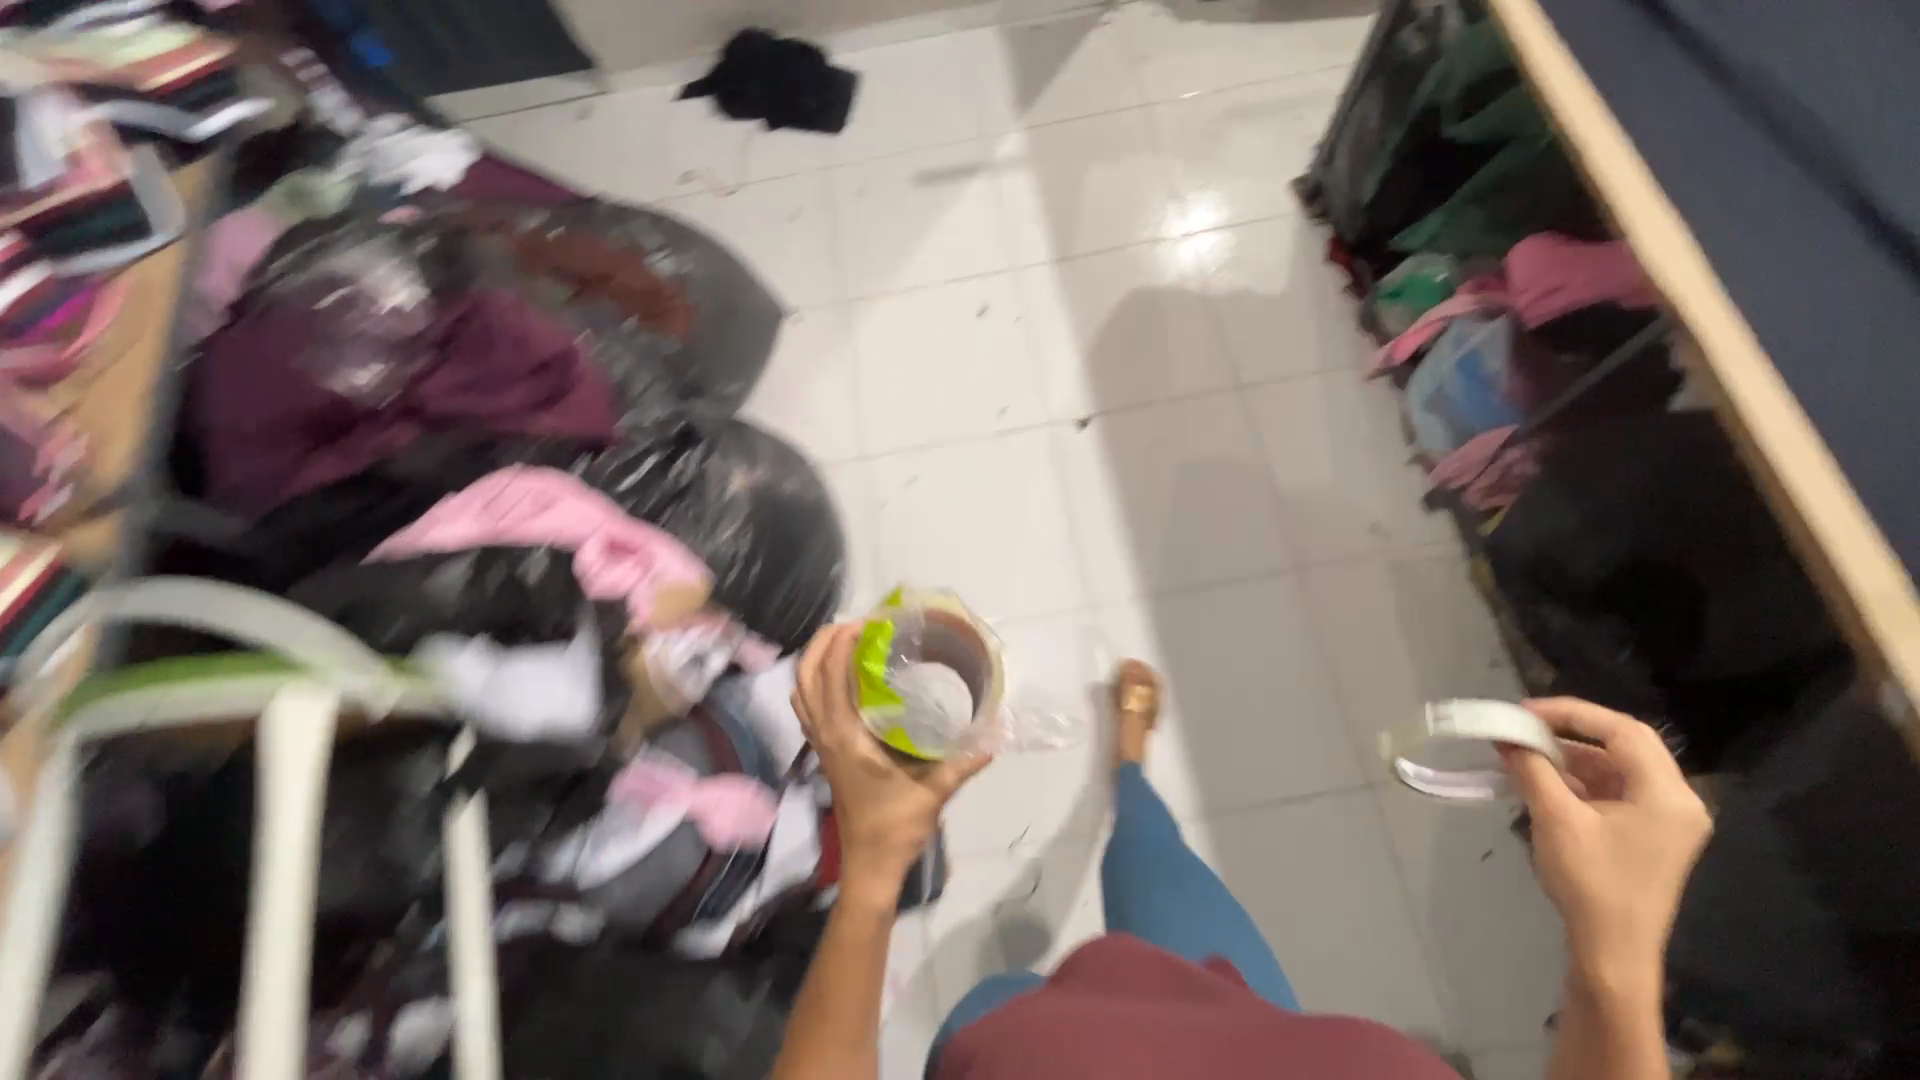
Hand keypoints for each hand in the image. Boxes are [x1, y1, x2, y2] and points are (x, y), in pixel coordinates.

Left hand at [793, 623, 992, 897]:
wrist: (869, 865)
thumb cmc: (895, 827)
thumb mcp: (934, 793)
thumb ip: (963, 762)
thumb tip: (996, 734)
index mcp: (845, 737)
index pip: (832, 678)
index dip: (843, 644)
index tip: (866, 622)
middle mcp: (826, 735)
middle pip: (806, 676)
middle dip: (823, 642)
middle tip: (854, 623)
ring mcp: (820, 744)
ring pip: (801, 691)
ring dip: (815, 660)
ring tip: (844, 640)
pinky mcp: (824, 753)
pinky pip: (807, 708)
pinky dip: (815, 683)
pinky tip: (840, 678)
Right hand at [1500, 698, 1711, 995]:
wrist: (1613, 950)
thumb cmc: (1591, 883)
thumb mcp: (1556, 819)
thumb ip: (1532, 770)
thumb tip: (1506, 736)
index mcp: (1668, 795)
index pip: (1624, 731)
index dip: (1572, 713)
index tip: (1524, 713)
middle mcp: (1676, 800)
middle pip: (1624, 744)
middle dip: (1570, 730)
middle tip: (1523, 726)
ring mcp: (1664, 818)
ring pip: (1615, 766)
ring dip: (1568, 755)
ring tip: (1522, 753)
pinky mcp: (1646, 832)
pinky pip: (1611, 789)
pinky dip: (1575, 778)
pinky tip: (1540, 780)